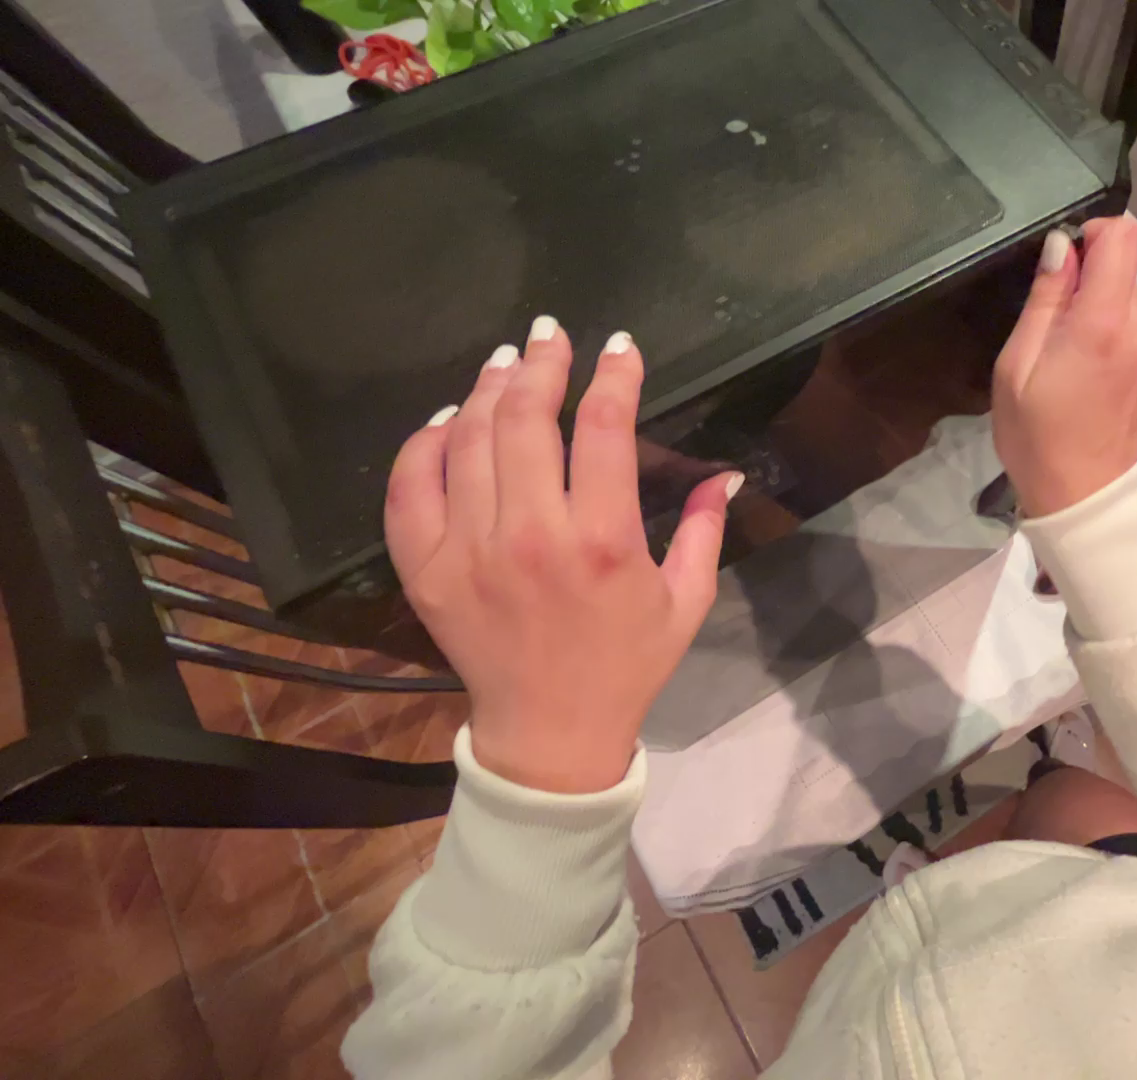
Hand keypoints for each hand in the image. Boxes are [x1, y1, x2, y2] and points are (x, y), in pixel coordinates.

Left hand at [385, 317, 741, 792]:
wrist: (554, 729)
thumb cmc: (633, 662)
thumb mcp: (689, 600)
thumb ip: (708, 530)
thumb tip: (725, 474)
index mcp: (603, 541)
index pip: (604, 429)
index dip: (614, 376)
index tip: (621, 345)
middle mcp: (530, 534)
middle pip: (525, 420)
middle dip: (542, 364)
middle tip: (551, 333)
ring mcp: (466, 550)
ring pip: (466, 441)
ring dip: (487, 389)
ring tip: (506, 360)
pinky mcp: (424, 570)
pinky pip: (409, 487)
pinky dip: (423, 443)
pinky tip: (448, 419)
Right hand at [991, 216, 1136, 517]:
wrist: (1080, 493)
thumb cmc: (1035, 435)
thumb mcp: (1017, 365)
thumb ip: (1045, 299)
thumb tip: (1063, 246)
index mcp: (1103, 321)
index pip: (1121, 236)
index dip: (1091, 235)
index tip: (1063, 267)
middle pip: (1126, 264)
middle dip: (1091, 279)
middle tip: (1056, 326)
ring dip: (1110, 301)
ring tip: (1080, 345)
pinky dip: (1132, 320)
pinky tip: (1108, 351)